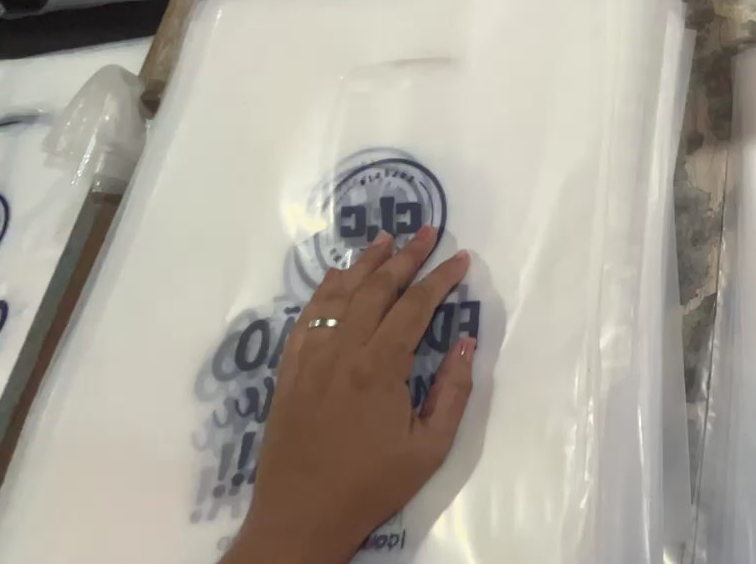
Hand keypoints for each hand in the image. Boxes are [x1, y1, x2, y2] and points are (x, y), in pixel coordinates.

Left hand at [223, 229, 474, 563]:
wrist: (297, 525)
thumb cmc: (371, 486)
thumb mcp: (430, 447)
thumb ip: (453, 390)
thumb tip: (466, 341)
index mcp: (379, 368)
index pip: (415, 306)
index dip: (441, 278)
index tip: (461, 258)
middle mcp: (342, 355)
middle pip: (376, 290)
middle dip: (405, 257)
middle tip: (426, 231)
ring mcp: (310, 362)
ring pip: (338, 297)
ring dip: (364, 264)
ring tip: (384, 239)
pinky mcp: (289, 376)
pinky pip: (306, 321)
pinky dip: (322, 292)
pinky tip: (335, 277)